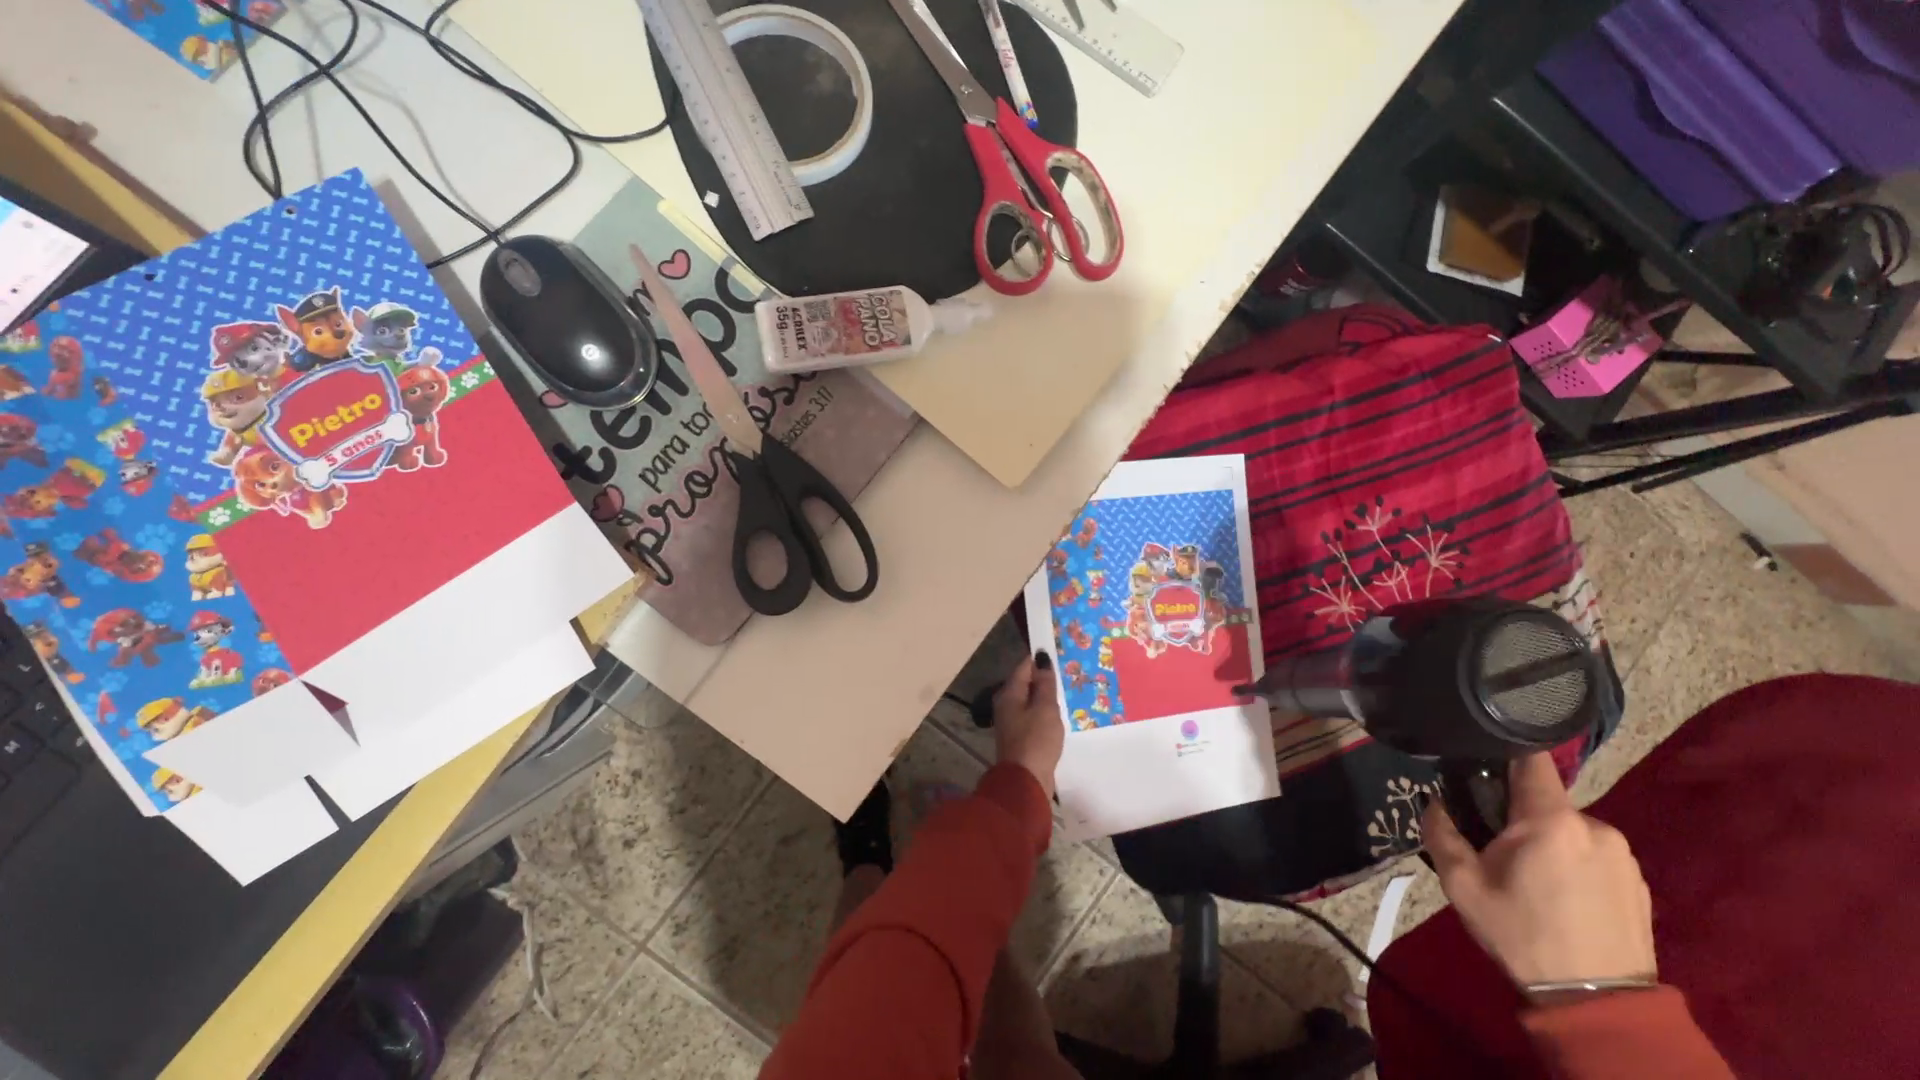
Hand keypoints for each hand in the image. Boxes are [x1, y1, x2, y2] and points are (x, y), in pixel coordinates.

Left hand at [992, 653, 1065, 798]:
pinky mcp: (1022, 737)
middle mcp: (1007, 705)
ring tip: (1071, 689)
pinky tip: (1062, 713)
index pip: (1024, 666)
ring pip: (1032, 701)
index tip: (1061, 651)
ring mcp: (1013, 722)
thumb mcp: (1044, 708)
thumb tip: (1041, 657)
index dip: (1041, 658)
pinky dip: (1047, 712)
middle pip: (1027, 683)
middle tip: (1072, 670)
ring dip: (1048, 696)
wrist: (1025, 781)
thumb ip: (1044, 683)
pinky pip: (1035, 717)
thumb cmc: (1036, 740)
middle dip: (1046, 677)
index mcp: (1009, 694)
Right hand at [1422, 753, 1656, 989]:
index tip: (1483, 769)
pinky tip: (1564, 898)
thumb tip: (1436, 804)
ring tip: (1534, 881)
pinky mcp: (1639, 881)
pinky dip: (1576, 865)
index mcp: (1550, 819)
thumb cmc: (1521, 934)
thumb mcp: (1462, 886)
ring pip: (1571, 830)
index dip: (1504, 755)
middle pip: (1547, 801)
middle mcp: (1594, 825)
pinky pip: (1596, 855)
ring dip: (1551, 843)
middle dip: (1521, 816)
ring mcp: (1623, 854)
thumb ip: (1442, 834)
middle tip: (1499, 850)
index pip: (1531, 759)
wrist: (1596, 1001)